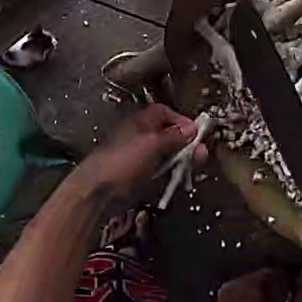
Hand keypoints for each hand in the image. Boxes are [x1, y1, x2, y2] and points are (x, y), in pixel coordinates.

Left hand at [72, 105, 203, 196]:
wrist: (100, 189)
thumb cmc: (124, 159)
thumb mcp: (152, 143)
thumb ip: (173, 136)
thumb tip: (192, 128)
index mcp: (141, 122)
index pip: (163, 112)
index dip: (180, 119)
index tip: (196, 131)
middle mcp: (142, 136)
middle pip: (169, 134)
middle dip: (187, 142)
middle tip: (201, 152)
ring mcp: (142, 156)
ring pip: (169, 154)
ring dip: (184, 158)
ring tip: (197, 162)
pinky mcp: (143, 175)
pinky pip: (164, 170)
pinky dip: (175, 172)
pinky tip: (184, 175)